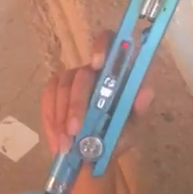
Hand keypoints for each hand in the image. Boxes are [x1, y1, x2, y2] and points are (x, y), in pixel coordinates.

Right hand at [41, 30, 154, 155]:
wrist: (98, 151)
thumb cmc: (118, 132)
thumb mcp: (132, 124)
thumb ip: (138, 107)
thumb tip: (145, 92)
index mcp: (116, 70)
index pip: (110, 42)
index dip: (101, 47)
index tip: (96, 64)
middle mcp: (93, 69)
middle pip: (81, 75)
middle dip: (76, 104)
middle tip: (75, 131)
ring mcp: (72, 78)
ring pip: (61, 87)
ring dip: (62, 117)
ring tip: (66, 144)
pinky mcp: (54, 90)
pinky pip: (48, 99)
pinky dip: (52, 120)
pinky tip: (57, 139)